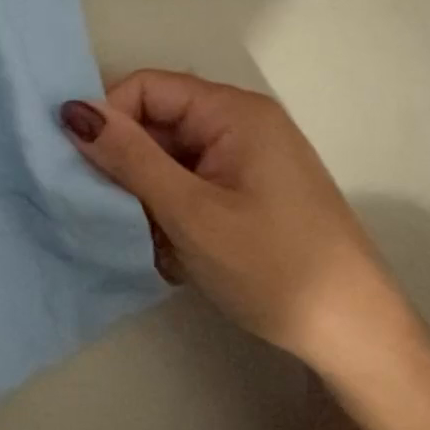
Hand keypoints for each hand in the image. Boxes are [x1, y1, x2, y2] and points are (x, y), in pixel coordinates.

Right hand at [60, 71, 412, 372]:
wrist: (358, 341)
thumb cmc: (273, 267)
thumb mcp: (189, 212)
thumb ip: (128, 157)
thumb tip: (71, 109)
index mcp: (233, 113)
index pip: (146, 88)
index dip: (108, 120)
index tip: (84, 169)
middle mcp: (241, 125)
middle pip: (155, 123)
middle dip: (128, 167)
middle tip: (118, 215)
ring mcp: (247, 161)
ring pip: (166, 159)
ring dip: (148, 198)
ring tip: (154, 242)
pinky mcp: (249, 193)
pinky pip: (189, 184)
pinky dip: (172, 213)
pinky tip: (176, 252)